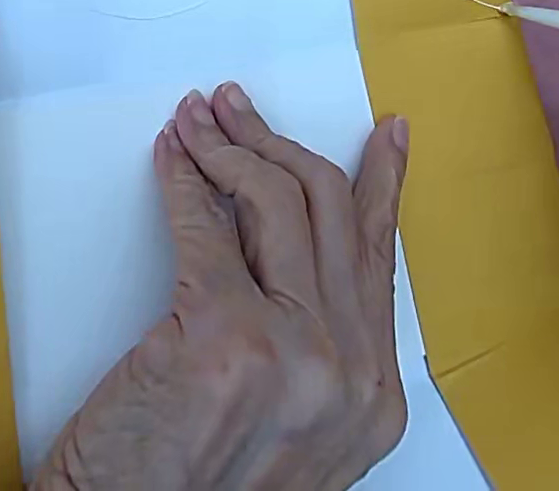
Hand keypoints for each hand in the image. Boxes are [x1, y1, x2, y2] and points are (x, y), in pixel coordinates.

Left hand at [30, 83, 410, 490]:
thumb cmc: (201, 484)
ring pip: (277, 196)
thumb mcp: (292, 411)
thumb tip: (289, 226)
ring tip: (200, 118)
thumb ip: (311, 327)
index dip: (384, 180)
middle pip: (327, 204)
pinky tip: (170, 155)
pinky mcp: (224, 334)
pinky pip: (205, 221)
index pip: (378, 251)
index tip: (388, 134)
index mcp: (373, 392)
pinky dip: (183, 177)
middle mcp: (350, 368)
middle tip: (238, 106)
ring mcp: (295, 350)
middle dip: (276, 140)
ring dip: (230, 144)